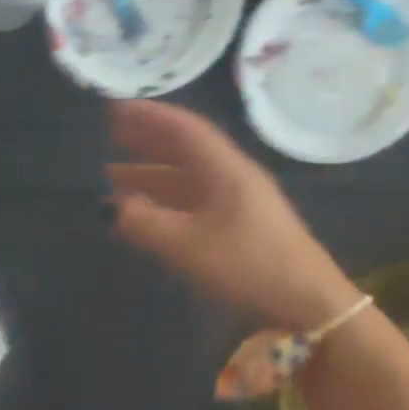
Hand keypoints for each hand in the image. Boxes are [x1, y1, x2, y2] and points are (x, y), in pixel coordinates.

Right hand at [105, 100, 361, 331]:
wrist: (303, 300)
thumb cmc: (247, 265)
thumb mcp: (188, 245)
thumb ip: (144, 224)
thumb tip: (105, 207)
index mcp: (226, 172)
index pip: (185, 131)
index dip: (149, 117)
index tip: (115, 108)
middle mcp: (231, 179)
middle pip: (185, 150)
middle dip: (147, 140)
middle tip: (111, 132)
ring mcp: (234, 204)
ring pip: (185, 179)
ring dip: (149, 175)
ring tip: (113, 175)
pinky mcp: (234, 228)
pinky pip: (189, 204)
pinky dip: (160, 202)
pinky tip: (141, 213)